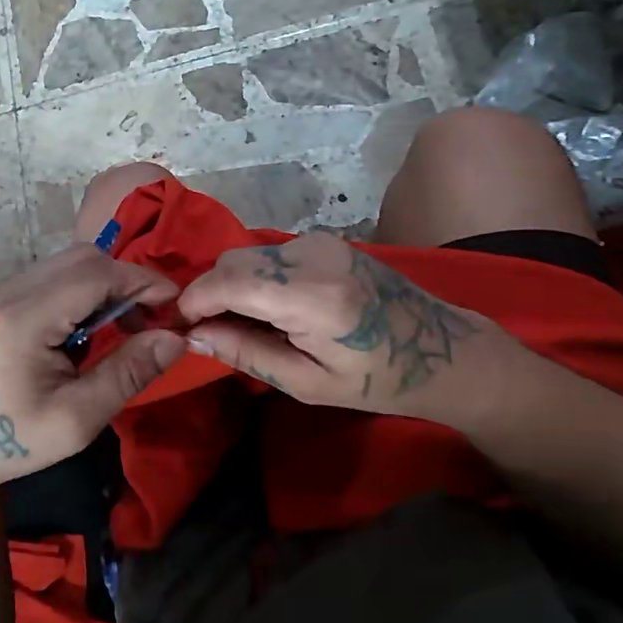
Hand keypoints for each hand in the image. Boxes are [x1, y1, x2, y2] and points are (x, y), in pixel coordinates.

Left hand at [0, 245, 185, 510]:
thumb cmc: (14, 441)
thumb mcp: (78, 418)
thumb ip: (128, 372)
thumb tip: (176, 338)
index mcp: (24, 317)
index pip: (96, 274)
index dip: (142, 282)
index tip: (176, 305)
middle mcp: (9, 291)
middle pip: (82, 258)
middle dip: (125, 280)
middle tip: (151, 321)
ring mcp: (0, 292)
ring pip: (67, 263)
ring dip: (104, 285)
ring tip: (125, 328)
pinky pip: (51, 277)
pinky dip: (81, 291)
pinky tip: (89, 329)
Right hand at [177, 233, 506, 418]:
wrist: (443, 351)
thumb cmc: (377, 380)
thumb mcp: (307, 383)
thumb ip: (246, 353)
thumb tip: (192, 335)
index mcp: (313, 297)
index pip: (228, 282)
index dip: (194, 300)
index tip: (179, 325)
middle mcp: (312, 257)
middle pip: (231, 262)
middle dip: (209, 292)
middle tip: (210, 330)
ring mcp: (319, 242)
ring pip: (245, 255)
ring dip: (230, 284)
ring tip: (241, 321)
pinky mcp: (322, 240)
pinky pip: (267, 254)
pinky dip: (253, 277)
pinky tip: (268, 306)